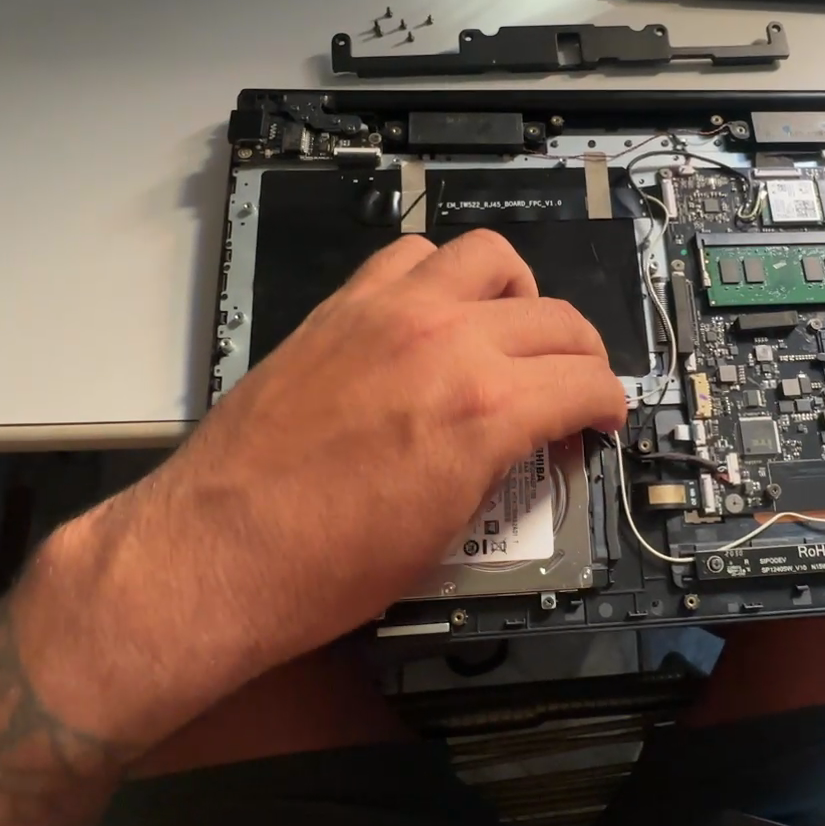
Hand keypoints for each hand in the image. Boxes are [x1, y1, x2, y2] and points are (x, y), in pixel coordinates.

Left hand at [14, 230, 627, 748]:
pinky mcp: (343, 307)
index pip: (588, 382)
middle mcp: (447, 342)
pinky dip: (442, 277)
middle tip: (572, 389)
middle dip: (582, 357)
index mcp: (485, 409)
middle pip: (558, 319)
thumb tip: (528, 439)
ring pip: (492, 258)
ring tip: (511, 333)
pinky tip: (437, 315)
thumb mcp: (451, 531)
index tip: (600, 421)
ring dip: (520, 295)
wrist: (215, 556)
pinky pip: (412, 257)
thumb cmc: (326, 567)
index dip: (609, 406)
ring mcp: (392, 312)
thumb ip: (505, 463)